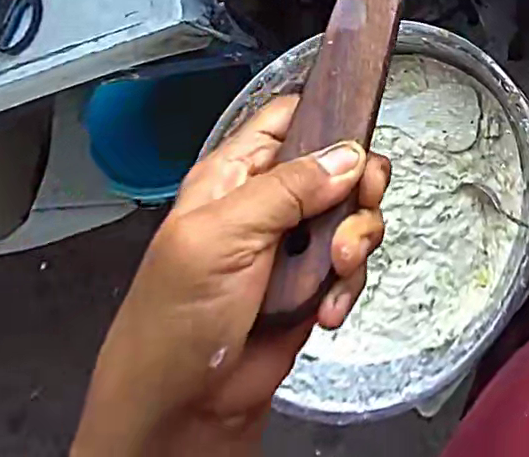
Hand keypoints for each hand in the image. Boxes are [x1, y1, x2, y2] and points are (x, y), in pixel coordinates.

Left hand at [73, 94, 390, 456]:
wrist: (181, 417)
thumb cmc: (170, 325)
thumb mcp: (221, 238)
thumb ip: (286, 189)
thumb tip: (346, 156)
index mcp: (235, 175)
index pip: (288, 116)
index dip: (325, 112)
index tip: (358, 126)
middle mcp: (268, 200)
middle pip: (336, 162)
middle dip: (357, 183)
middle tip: (357, 204)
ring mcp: (292, 240)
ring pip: (352, 210)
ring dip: (357, 237)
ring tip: (336, 266)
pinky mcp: (311, 279)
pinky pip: (353, 261)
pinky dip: (350, 281)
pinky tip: (327, 305)